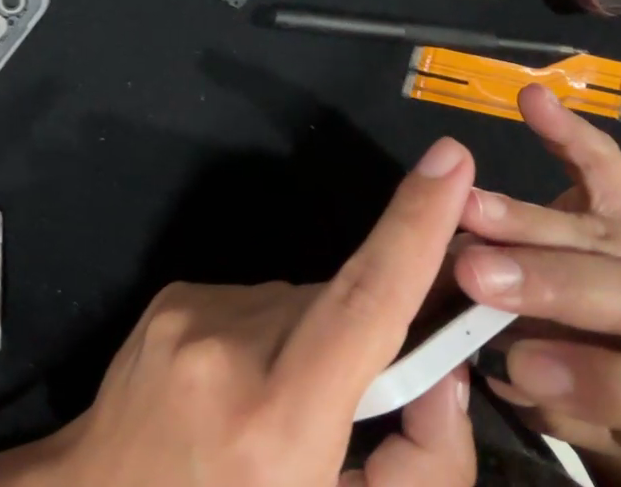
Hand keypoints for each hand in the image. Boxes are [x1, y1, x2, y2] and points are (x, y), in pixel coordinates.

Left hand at [0, 138, 479, 486]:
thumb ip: (419, 462)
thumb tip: (440, 370)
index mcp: (278, 421)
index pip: (363, 302)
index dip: (414, 227)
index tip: (449, 163)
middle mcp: (227, 350)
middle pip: (336, 303)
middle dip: (365, 335)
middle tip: (351, 400)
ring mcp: (188, 315)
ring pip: (295, 300)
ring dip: (311, 338)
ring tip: (273, 403)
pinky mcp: (171, 298)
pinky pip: (252, 299)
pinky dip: (269, 331)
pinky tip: (240, 380)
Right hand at [453, 86, 620, 484]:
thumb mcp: (602, 440)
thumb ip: (560, 402)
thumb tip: (498, 357)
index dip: (597, 378)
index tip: (516, 367)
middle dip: (551, 281)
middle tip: (474, 272)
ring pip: (610, 232)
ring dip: (532, 218)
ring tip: (468, 208)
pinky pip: (611, 169)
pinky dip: (570, 135)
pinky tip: (532, 101)